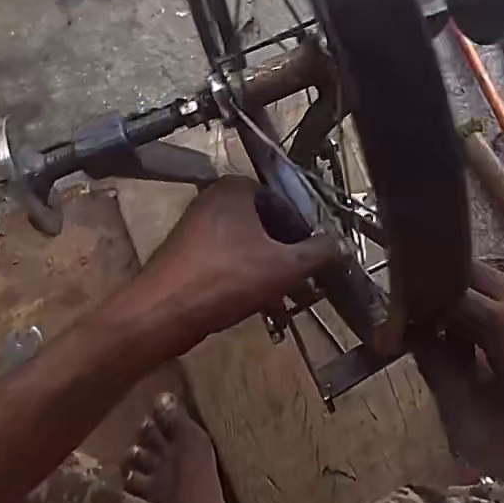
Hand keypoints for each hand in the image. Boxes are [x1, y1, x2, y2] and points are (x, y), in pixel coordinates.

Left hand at [112, 177, 341, 357]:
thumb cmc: (225, 280)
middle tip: (305, 284)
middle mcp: (215, 198)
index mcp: (236, 188)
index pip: (287, 205)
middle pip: (268, 226)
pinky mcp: (187, 253)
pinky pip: (228, 259)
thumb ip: (319, 253)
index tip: (317, 263)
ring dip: (271, 270)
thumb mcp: (284, 266)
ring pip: (249, 246)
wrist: (159, 314)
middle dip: (289, 256)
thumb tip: (343, 246)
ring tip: (287, 300)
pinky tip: (260, 305)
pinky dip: (247, 277)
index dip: (307, 235)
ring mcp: (197, 226)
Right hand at [416, 264, 503, 502]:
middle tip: (425, 330)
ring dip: (471, 303)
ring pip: (497, 282)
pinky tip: (493, 349)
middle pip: (474, 274)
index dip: (418, 305)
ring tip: (459, 345)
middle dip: (444, 296)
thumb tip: (411, 336)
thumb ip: (438, 372)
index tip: (399, 324)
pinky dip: (498, 311)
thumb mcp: (477, 428)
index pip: (450, 292)